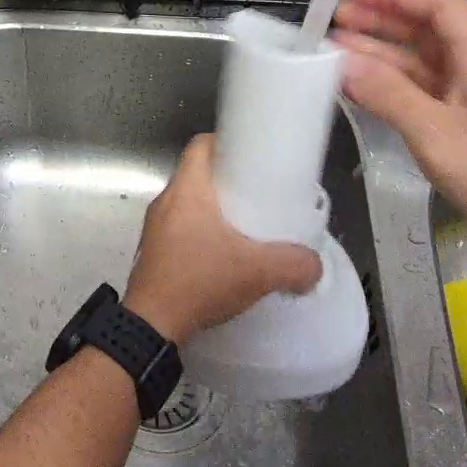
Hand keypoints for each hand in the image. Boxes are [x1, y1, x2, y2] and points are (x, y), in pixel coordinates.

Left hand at [123, 134, 322, 343]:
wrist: (152, 324)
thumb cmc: (200, 282)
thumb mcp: (258, 272)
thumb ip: (295, 264)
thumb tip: (314, 266)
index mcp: (186, 190)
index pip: (200, 145)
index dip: (226, 142)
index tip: (251, 154)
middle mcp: (165, 201)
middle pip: (197, 174)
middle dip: (227, 179)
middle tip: (257, 193)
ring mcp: (155, 227)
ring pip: (188, 203)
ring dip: (214, 209)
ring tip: (245, 225)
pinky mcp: (152, 251)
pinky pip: (179, 228)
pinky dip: (201, 232)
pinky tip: (222, 254)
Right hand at [334, 0, 466, 271]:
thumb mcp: (438, 135)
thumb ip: (389, 95)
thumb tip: (343, 62)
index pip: (442, 7)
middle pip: (428, 31)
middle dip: (383, 18)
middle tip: (335, 18)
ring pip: (420, 62)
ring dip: (380, 52)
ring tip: (335, 48)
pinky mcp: (462, 128)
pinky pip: (419, 93)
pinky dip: (388, 85)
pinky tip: (358, 87)